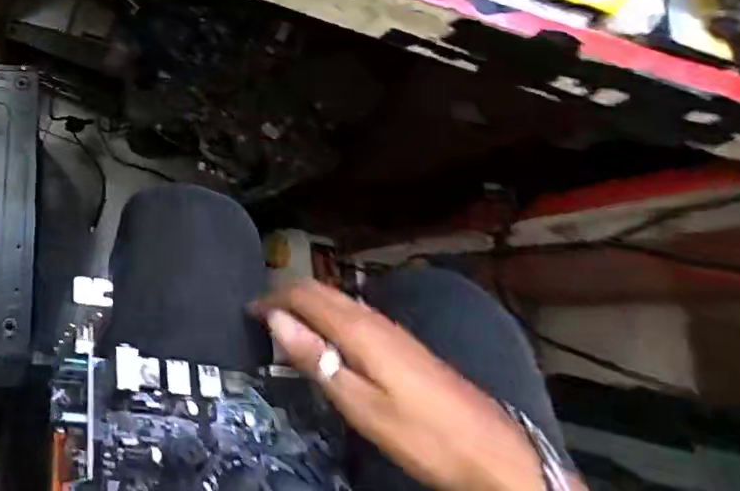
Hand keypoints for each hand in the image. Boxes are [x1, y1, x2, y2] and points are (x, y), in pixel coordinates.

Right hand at [255, 281, 560, 490]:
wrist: (492, 450)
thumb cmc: (422, 433)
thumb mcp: (361, 405)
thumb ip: (317, 359)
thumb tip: (275, 320)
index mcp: (357, 329)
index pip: (305, 295)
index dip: (273, 298)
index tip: (247, 310)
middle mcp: (371, 317)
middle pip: (321, 290)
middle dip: (287, 294)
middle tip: (260, 312)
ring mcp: (389, 327)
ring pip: (337, 299)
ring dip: (307, 302)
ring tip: (284, 321)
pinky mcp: (401, 341)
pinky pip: (352, 312)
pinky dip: (328, 313)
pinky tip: (327, 335)